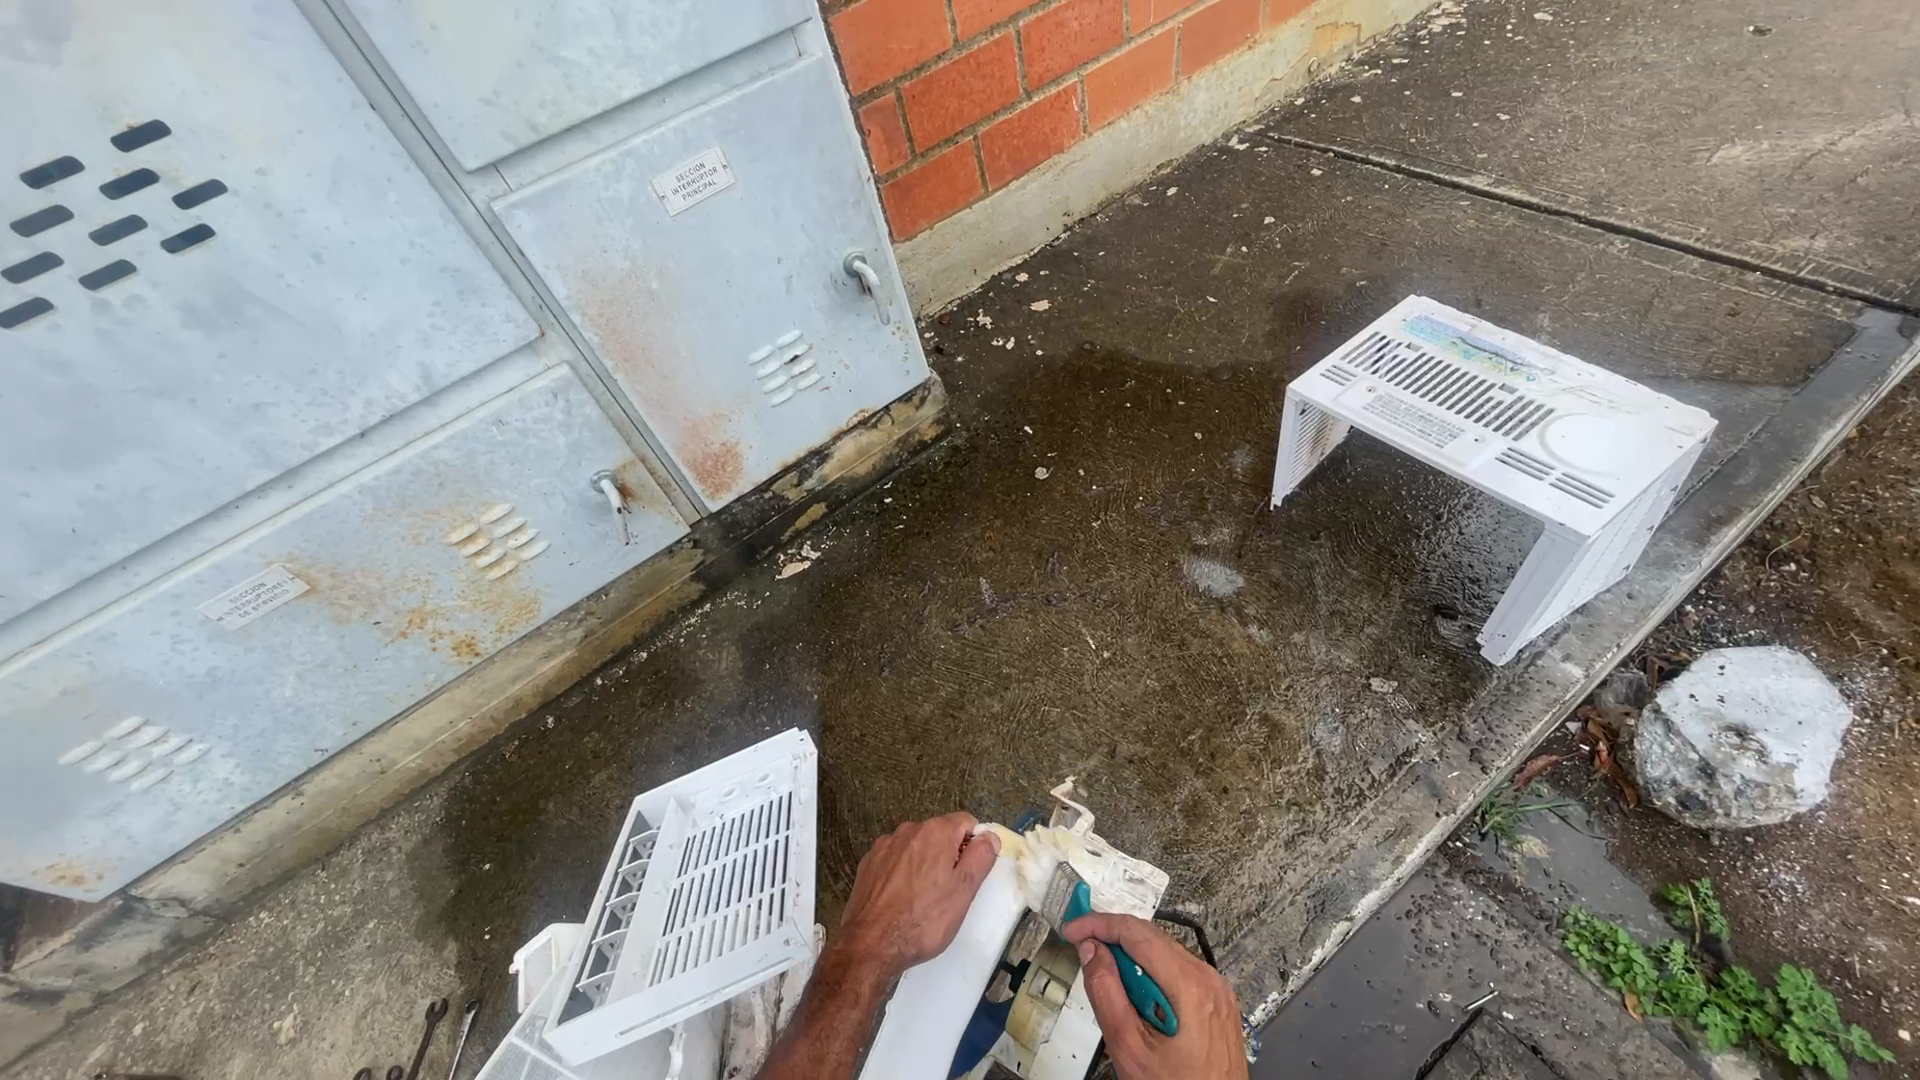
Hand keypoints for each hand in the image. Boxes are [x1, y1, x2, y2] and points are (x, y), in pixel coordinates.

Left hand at [836, 812, 1000, 978]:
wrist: (871, 945)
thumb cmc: (923, 920)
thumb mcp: (964, 890)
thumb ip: (981, 857)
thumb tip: (989, 837)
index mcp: (936, 831)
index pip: (966, 822)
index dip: (973, 845)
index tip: (970, 872)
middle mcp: (909, 830)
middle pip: (940, 833)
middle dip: (948, 855)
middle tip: (949, 890)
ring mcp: (885, 845)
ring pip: (916, 847)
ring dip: (924, 863)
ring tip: (923, 898)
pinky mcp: (869, 863)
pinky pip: (895, 859)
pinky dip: (902, 872)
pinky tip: (901, 898)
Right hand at [1063, 913, 1248, 1079]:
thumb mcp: (1129, 1048)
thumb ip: (1106, 993)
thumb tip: (1091, 950)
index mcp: (1190, 986)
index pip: (1136, 933)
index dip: (1099, 924)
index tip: (1073, 930)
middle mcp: (1208, 979)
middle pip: (1151, 937)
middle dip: (1112, 937)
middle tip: (1081, 946)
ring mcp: (1216, 990)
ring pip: (1163, 952)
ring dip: (1130, 956)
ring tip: (1103, 973)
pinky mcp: (1217, 1002)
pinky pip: (1177, 970)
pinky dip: (1149, 972)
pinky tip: (1133, 991)